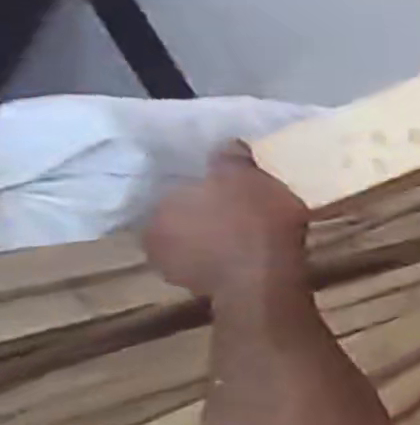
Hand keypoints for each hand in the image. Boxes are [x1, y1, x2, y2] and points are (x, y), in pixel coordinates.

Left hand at [144, 144, 309, 299]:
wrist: (260, 274)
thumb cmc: (258, 220)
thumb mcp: (252, 180)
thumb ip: (232, 160)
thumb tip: (224, 142)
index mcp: (165, 200)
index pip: (187, 187)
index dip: (215, 189)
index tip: (242, 192)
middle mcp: (153, 228)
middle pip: (186, 214)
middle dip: (209, 213)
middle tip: (246, 213)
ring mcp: (165, 260)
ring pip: (191, 240)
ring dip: (211, 237)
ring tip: (246, 237)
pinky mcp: (185, 282)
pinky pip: (201, 262)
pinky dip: (217, 258)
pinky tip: (242, 257)